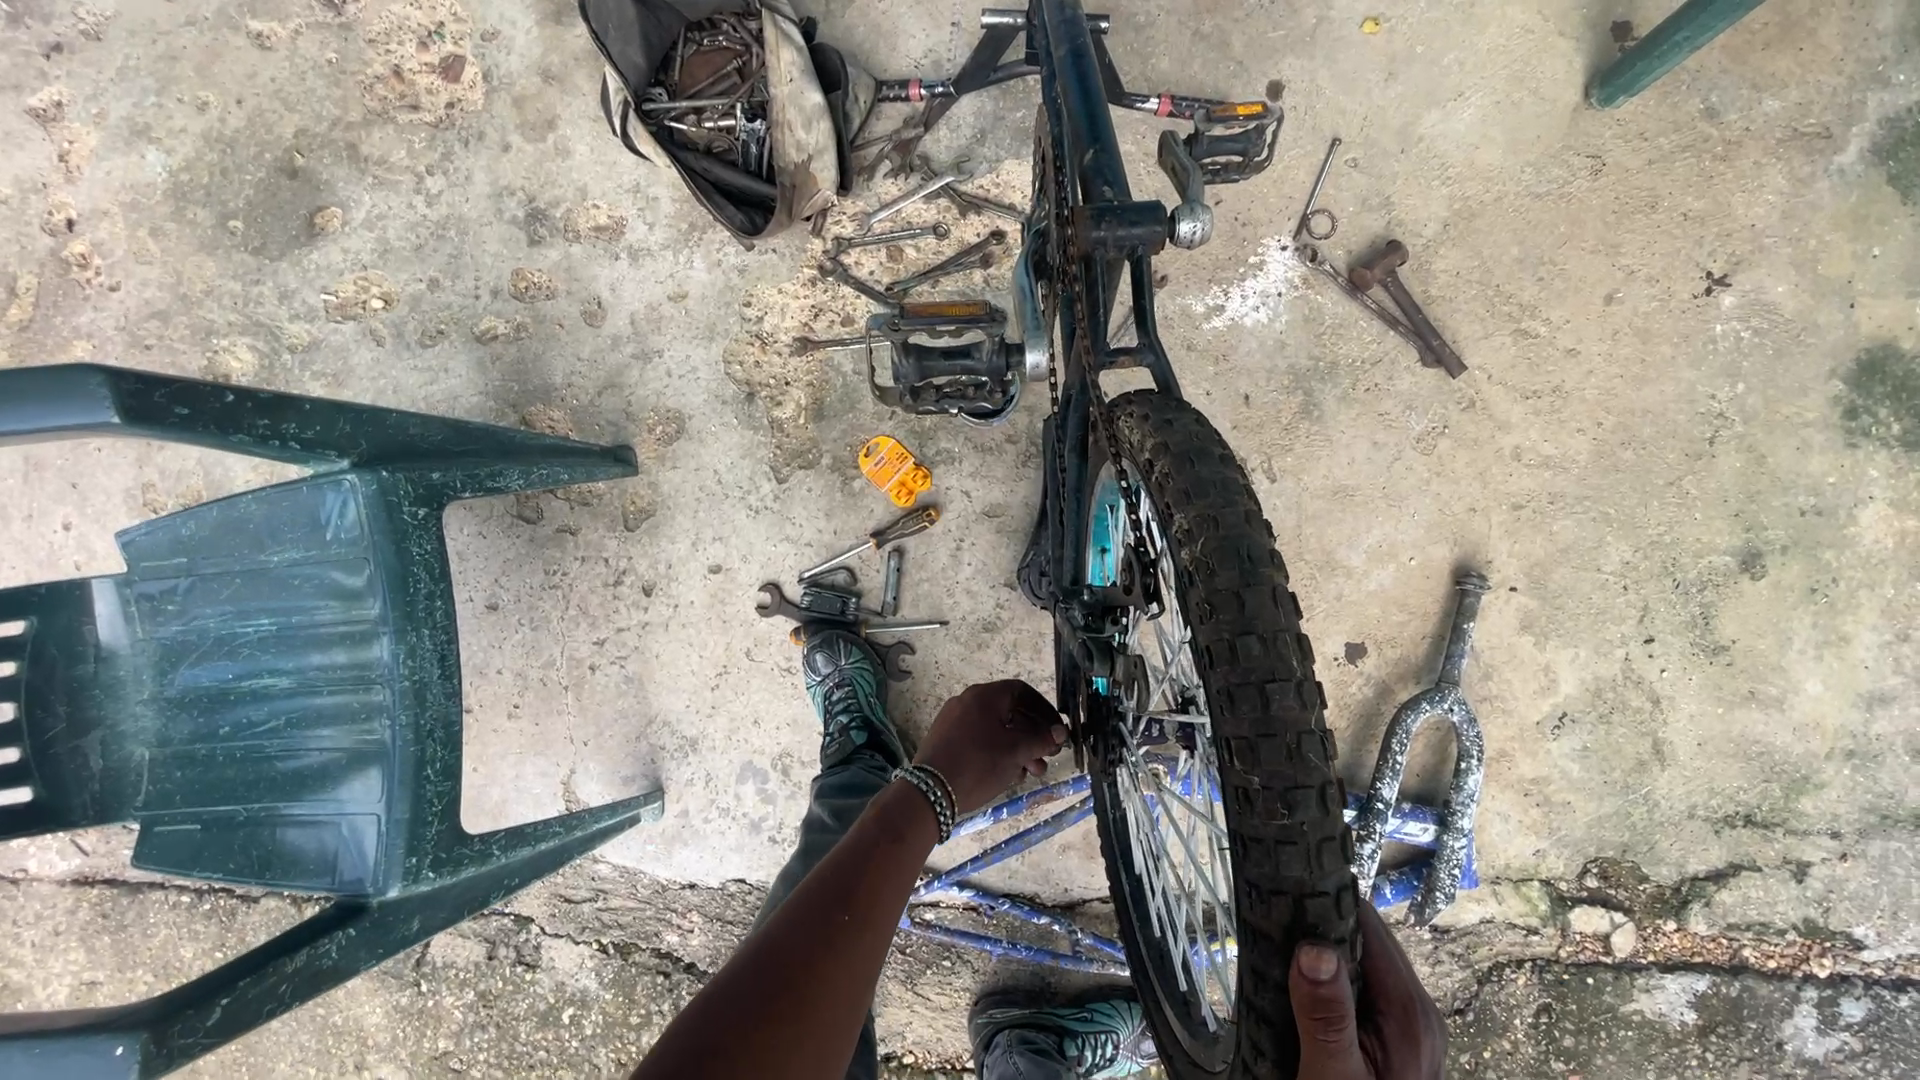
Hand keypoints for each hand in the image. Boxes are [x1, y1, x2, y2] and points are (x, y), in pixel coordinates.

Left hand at [913, 680, 1068, 813]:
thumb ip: (1040, 738)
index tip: (1057, 731)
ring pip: (996, 730)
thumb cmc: (978, 764)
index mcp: (984, 696)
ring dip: (1019, 749)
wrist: (930, 792)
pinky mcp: (946, 741)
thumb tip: (1060, 732)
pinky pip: (980, 740)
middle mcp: (967, 702)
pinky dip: (999, 753)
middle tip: (1049, 756)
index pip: (1022, 692)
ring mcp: (954, 721)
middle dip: (1033, 736)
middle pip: (1010, 712)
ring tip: (1033, 772)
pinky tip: (1010, 775)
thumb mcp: (1016, 751)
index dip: (1044, 710)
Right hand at [1291, 901, 1445, 1079]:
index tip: (1279, 900)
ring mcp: (1411, 1025)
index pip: (1368, 927)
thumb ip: (1325, 1016)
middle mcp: (1418, 1011)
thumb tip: (1313, 948)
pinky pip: (1363, 988)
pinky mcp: (1398, 1038)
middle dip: (1319, 930)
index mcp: (1410, 1013)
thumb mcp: (1332, 1078)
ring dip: (1321, 955)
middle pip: (1366, 940)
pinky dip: (1331, 980)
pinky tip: (1298, 988)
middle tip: (1268, 929)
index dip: (1324, 907)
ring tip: (1276, 952)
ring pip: (1362, 962)